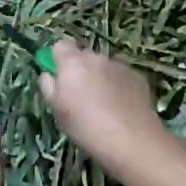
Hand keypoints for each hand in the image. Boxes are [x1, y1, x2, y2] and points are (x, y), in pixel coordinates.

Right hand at [37, 39, 171, 177]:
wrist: (131, 140)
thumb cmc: (86, 127)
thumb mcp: (57, 111)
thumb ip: (49, 87)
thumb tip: (49, 75)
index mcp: (72, 63)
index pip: (61, 45)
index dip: (59, 58)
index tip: (60, 75)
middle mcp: (96, 58)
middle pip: (84, 55)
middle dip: (81, 68)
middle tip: (81, 93)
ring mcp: (119, 65)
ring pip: (104, 65)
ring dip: (101, 76)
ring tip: (104, 101)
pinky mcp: (137, 76)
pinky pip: (121, 74)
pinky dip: (118, 84)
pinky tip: (121, 105)